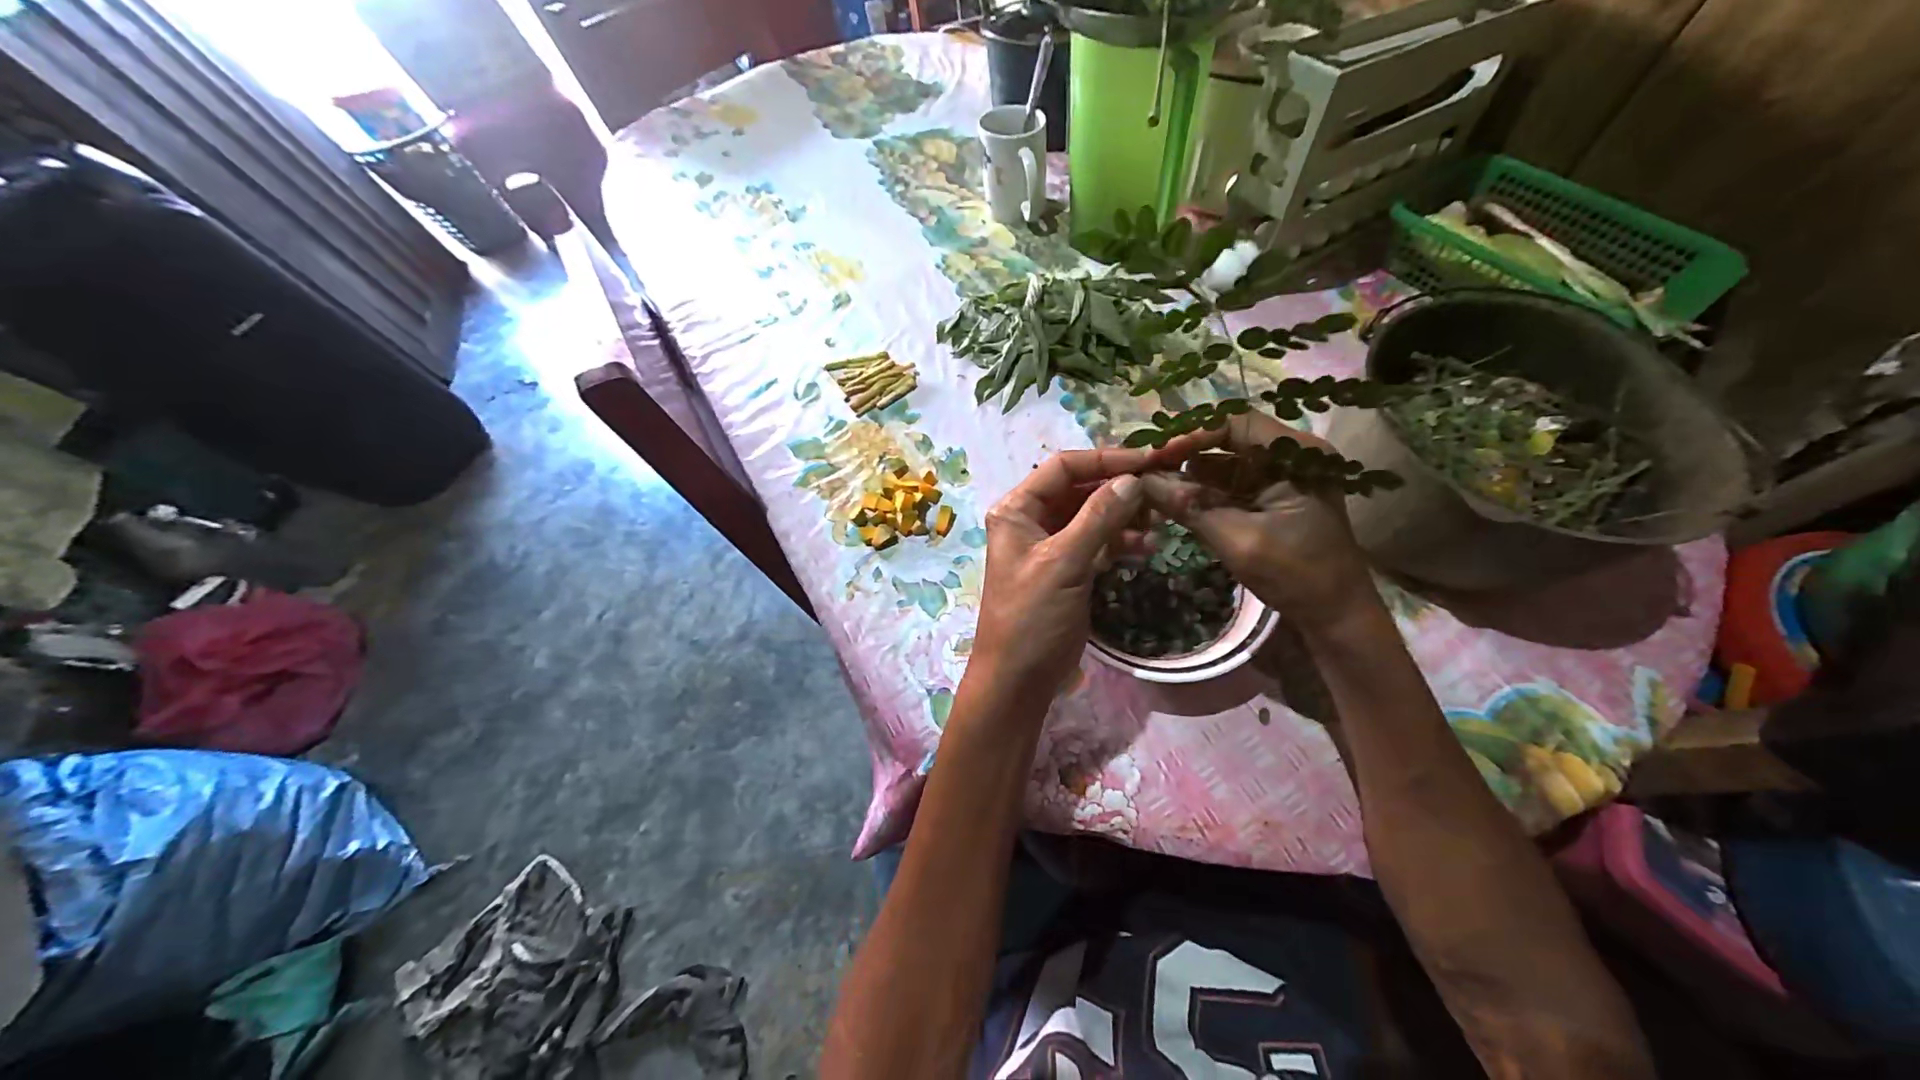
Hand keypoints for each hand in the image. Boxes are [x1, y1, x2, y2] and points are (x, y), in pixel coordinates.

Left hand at [970, 449, 1149, 704]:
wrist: (1018, 680)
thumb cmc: (1031, 618)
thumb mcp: (1064, 563)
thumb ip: (1098, 518)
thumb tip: (1133, 479)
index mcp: (1017, 509)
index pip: (1063, 467)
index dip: (1106, 458)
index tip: (1149, 460)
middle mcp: (1031, 520)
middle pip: (1080, 488)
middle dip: (1119, 487)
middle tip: (1161, 490)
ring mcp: (1050, 546)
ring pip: (1092, 515)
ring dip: (1124, 515)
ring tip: (1157, 521)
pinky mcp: (1068, 569)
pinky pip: (1097, 542)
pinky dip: (1120, 541)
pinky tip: (1146, 546)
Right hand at [1139, 413, 1379, 634]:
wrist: (1334, 615)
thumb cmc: (1297, 574)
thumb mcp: (1239, 541)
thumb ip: (1191, 507)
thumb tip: (1141, 482)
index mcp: (1297, 455)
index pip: (1235, 424)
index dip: (1192, 435)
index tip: (1156, 455)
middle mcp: (1290, 456)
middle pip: (1227, 439)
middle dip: (1184, 452)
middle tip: (1145, 465)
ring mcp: (1279, 477)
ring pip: (1222, 462)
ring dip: (1187, 472)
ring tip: (1149, 481)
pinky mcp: (1268, 498)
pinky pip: (1226, 484)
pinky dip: (1199, 491)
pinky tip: (1169, 497)